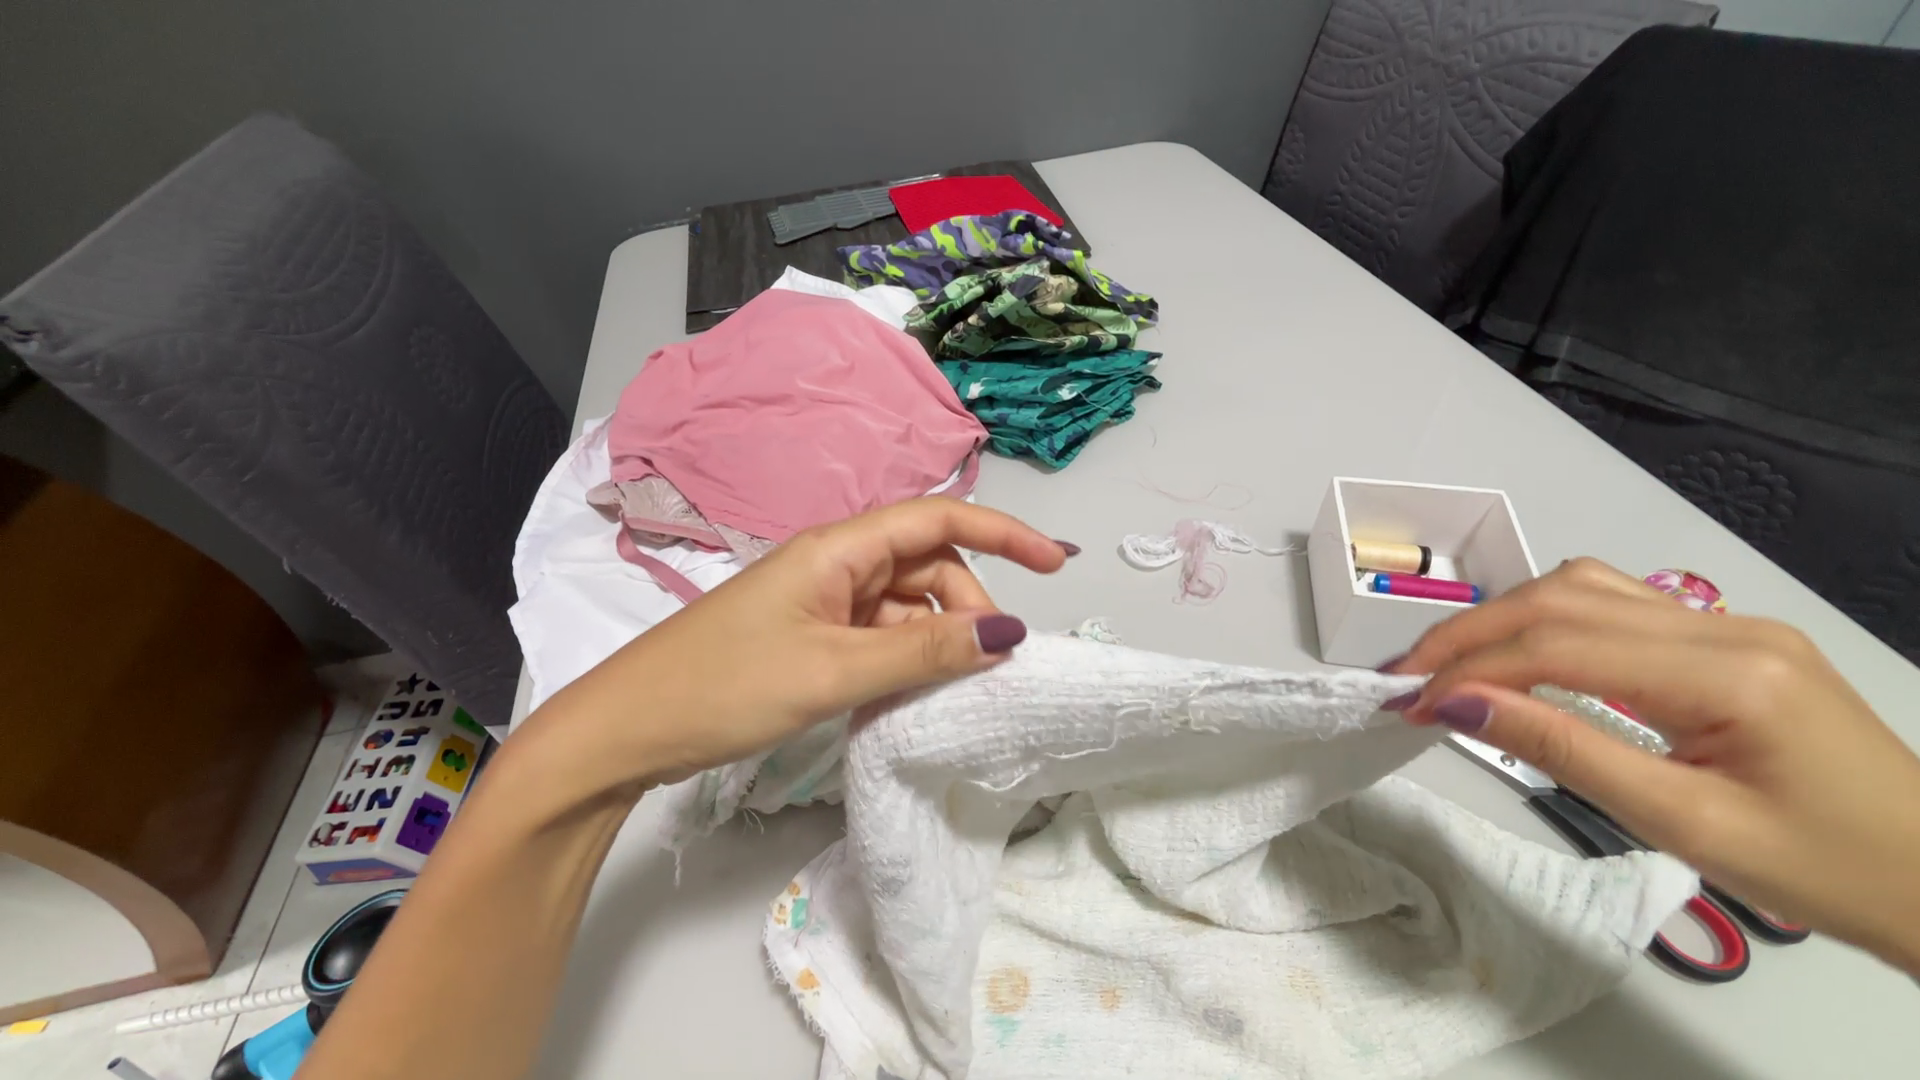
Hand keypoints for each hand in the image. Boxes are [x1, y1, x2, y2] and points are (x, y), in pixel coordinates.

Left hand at [522, 497, 1066, 792]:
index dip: (1003, 533)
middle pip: (927, 567)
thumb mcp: (835, 670)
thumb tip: (1007, 633)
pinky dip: (905, 660)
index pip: (939, 519)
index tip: (1057, 564)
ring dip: (936, 639)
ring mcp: (821, 603)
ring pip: (905, 607)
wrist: (629, 729)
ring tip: (951, 689)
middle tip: (987, 665)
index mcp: (839, 548)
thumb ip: (923, 651)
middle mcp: (835, 565)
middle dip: (967, 606)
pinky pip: (878, 638)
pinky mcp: (810, 639)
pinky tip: (912, 695)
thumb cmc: (726, 686)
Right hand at [1388, 558, 1919, 972]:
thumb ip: (1563, 750)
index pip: (1558, 646)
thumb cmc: (1822, 871)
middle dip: (1469, 635)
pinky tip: (1520, 651)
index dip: (1469, 669)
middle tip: (1408, 677)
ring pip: (1580, 586)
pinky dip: (1544, 619)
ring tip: (1451, 662)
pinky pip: (1612, 603)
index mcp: (1728, 673)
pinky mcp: (1725, 636)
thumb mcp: (1682, 824)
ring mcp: (1728, 623)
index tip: (1408, 703)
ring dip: (1501, 618)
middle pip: (1560, 600)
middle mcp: (1725, 626)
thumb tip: (1458, 704)